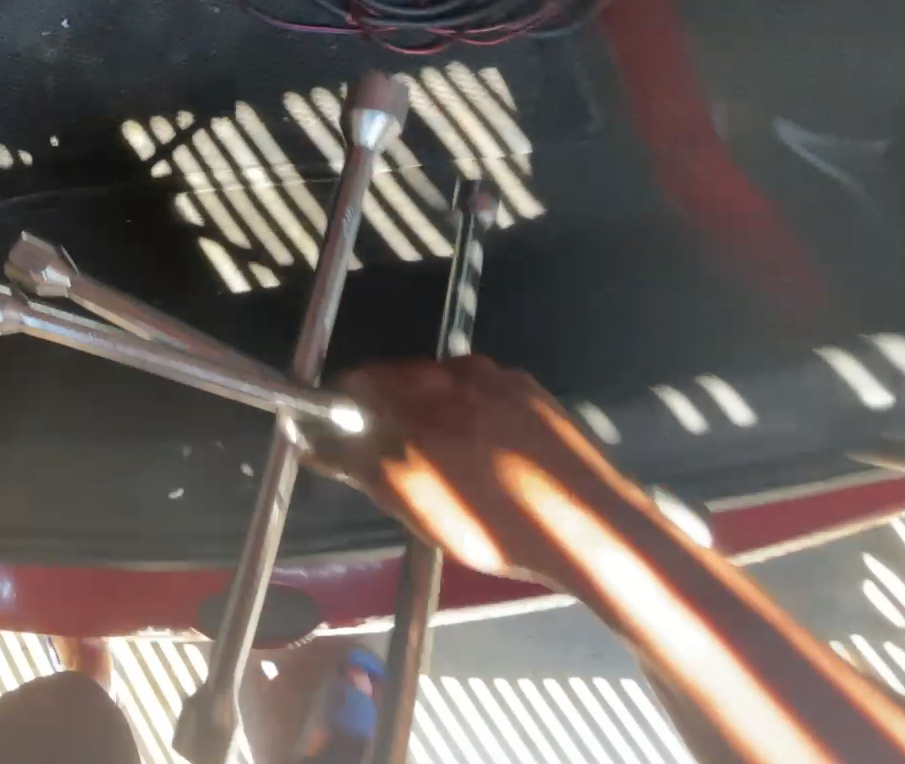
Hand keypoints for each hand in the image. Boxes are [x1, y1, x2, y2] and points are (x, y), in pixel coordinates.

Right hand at [307, 356, 637, 580]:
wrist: (594, 535)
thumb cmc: (487, 517)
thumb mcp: (404, 497)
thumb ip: (351, 459)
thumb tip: (310, 440)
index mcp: (418, 388)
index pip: (358, 380)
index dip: (345, 410)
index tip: (346, 440)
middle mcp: (456, 370)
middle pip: (400, 381)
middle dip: (390, 414)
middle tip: (397, 461)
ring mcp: (501, 378)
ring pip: (443, 390)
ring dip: (433, 417)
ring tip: (448, 467)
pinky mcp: (535, 395)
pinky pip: (485, 399)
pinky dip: (474, 421)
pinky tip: (488, 462)